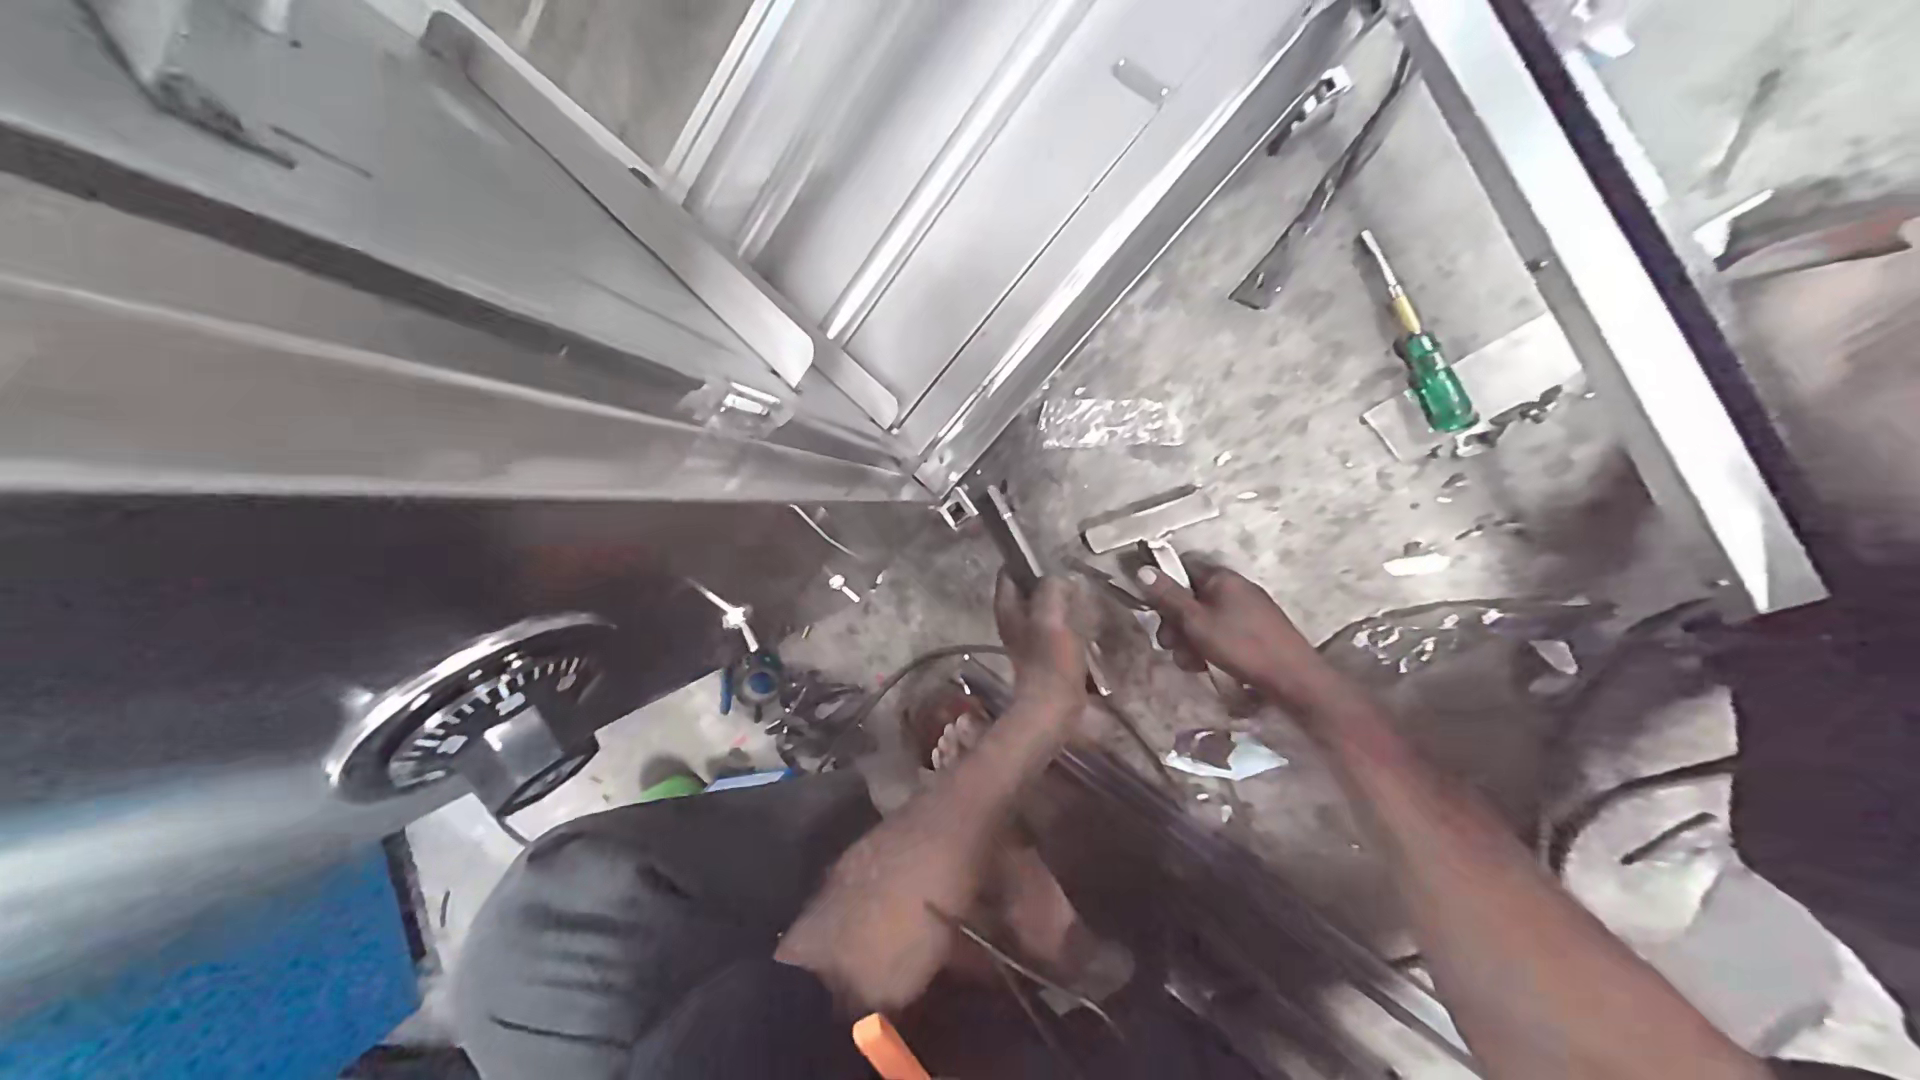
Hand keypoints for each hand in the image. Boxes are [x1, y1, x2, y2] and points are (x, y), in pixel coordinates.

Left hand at [993, 573, 1088, 715]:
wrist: (1053, 705)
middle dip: (1047, 579)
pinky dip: (1065, 617)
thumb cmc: (1050, 659)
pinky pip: (1052, 623)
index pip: (1009, 569)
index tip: (1053, 557)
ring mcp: (1025, 635)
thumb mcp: (1051, 615)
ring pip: (1041, 605)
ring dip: (1059, 599)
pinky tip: (1082, 618)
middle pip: (1026, 587)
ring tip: (1080, 595)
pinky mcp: (1041, 649)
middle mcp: (1011, 617)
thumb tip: (1059, 579)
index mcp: (1006, 606)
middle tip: (1072, 577)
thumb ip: (1051, 588)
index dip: (1028, 560)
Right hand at [1134, 559, 1352, 717]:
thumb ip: (1167, 596)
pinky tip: (1207, 666)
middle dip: (1175, 624)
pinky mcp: (1253, 631)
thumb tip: (1141, 568)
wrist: (1292, 678)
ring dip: (1189, 641)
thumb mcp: (1195, 621)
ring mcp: (1246, 610)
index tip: (1156, 613)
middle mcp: (1234, 588)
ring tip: (1192, 663)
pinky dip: (1208, 648)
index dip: (1163, 589)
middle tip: (1171, 645)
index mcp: (1221, 578)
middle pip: (1189, 599)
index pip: (1181, 569)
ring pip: (1202, 620)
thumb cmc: (1240, 645)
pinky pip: (1220, 633)